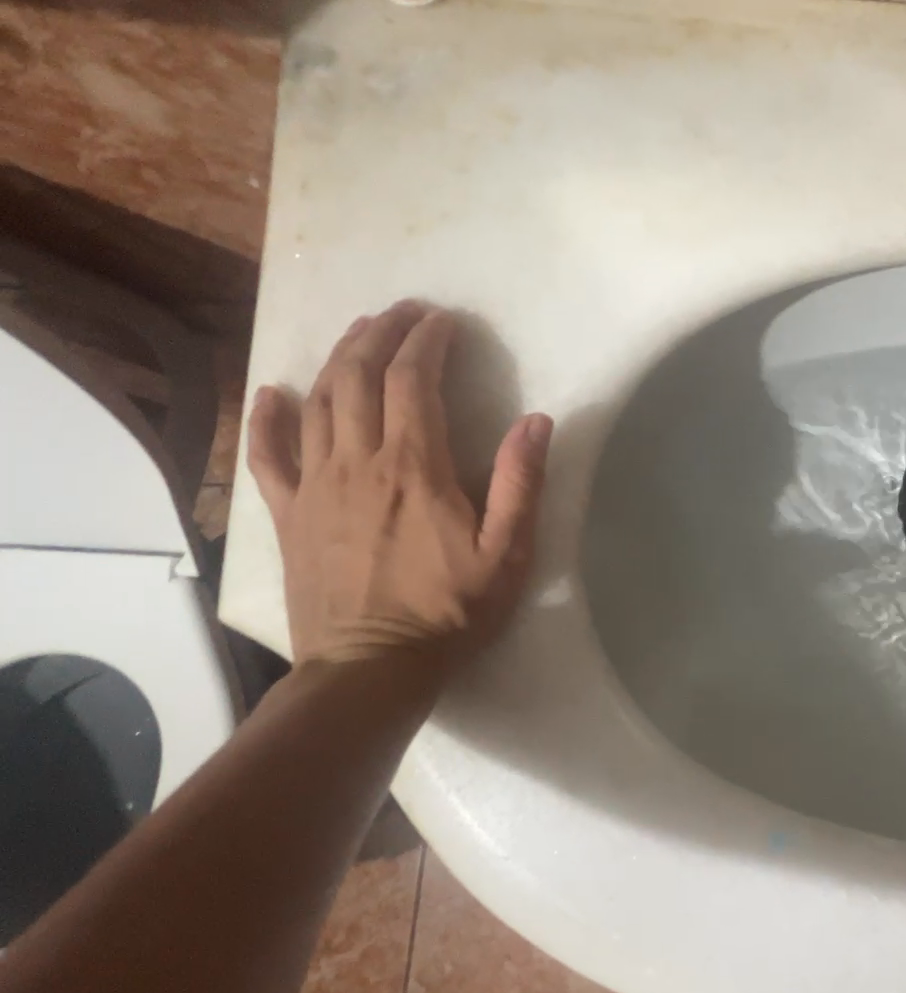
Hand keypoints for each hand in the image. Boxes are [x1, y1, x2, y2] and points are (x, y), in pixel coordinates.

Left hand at [246, 300, 551, 673]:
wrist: (372, 665)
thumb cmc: (451, 611)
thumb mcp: (509, 553)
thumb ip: (520, 483)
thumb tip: (536, 421)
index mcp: (415, 468)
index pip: (412, 381)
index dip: (427, 342)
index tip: (445, 321)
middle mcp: (358, 462)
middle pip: (358, 377)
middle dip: (382, 333)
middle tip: (406, 313)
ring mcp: (315, 485)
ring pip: (317, 402)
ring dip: (337, 358)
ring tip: (360, 334)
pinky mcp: (289, 512)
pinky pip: (268, 452)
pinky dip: (268, 416)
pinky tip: (275, 393)